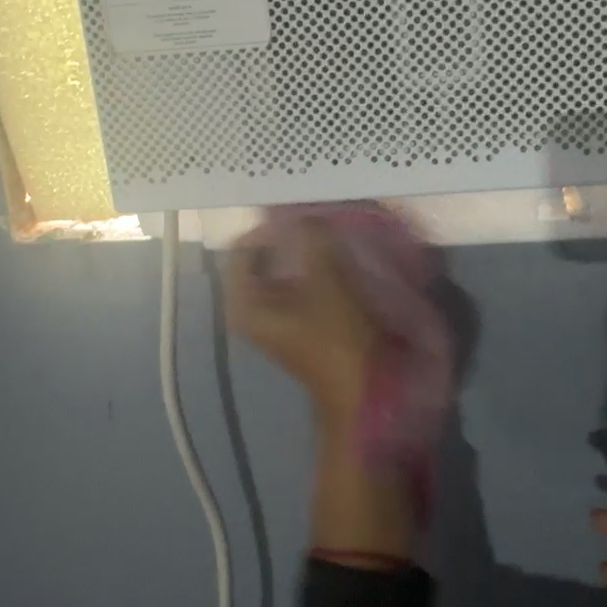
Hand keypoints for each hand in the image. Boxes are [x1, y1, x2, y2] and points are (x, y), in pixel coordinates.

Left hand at [226, 219, 375, 428]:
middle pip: (264, 257)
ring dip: (307, 250)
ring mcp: (279, 317)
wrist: (363, 392)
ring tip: (332, 231)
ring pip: (286, 268)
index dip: (269, 228)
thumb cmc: (336, 338)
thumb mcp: (326, 281)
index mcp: (244, 304)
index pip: (242, 247)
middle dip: (291, 236)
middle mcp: (254, 310)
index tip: (301, 214)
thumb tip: (307, 214)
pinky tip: (340, 255)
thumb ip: (313, 240)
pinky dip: (317, 267)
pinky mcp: (303, 321)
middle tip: (318, 217)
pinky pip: (303, 282)